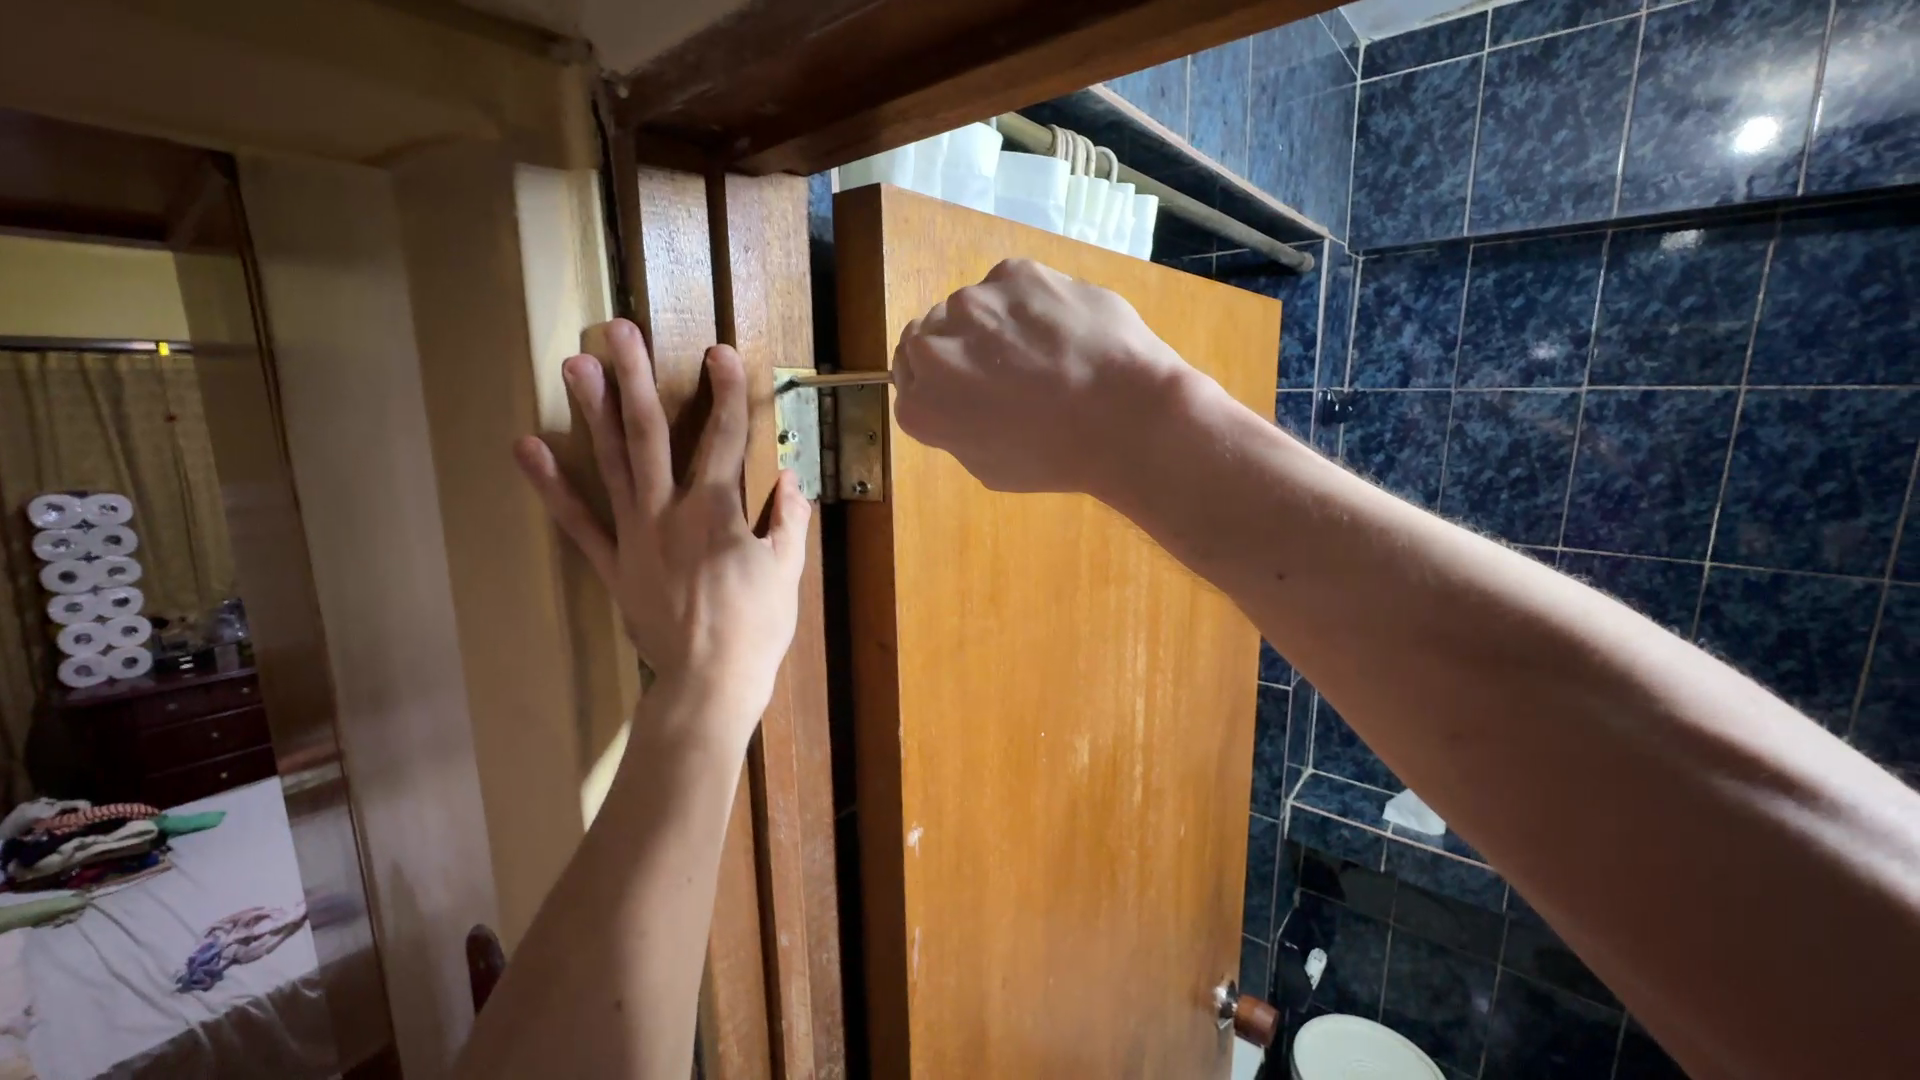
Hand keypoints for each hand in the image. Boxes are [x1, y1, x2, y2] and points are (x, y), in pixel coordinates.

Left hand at [513, 319, 808, 748]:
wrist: (708, 683)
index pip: (725, 438)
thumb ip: (787, 519)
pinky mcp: (614, 565)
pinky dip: (552, 488)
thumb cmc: (756, 628)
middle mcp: (669, 511)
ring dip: (595, 413)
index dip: (726, 392)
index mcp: (717, 511)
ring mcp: (634, 536)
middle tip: (617, 331)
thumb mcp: (786, 572)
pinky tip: (527, 448)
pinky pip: (578, 524)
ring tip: (575, 364)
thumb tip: (790, 476)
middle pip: (652, 435)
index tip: (719, 352)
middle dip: (637, 379)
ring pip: (613, 465)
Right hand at [892, 258, 1198, 495]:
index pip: (909, 385)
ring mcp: (972, 304)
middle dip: (957, 353)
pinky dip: (1026, 303)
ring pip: (967, 309)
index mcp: (922, 406)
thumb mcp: (989, 467)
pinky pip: (1007, 287)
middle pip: (926, 340)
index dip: (942, 388)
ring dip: (991, 325)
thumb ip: (955, 429)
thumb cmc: (1058, 457)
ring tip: (1041, 349)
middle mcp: (932, 350)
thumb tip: (959, 402)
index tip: (971, 393)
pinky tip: (1060, 328)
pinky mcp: (1014, 273)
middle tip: (1003, 372)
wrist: (1125, 414)